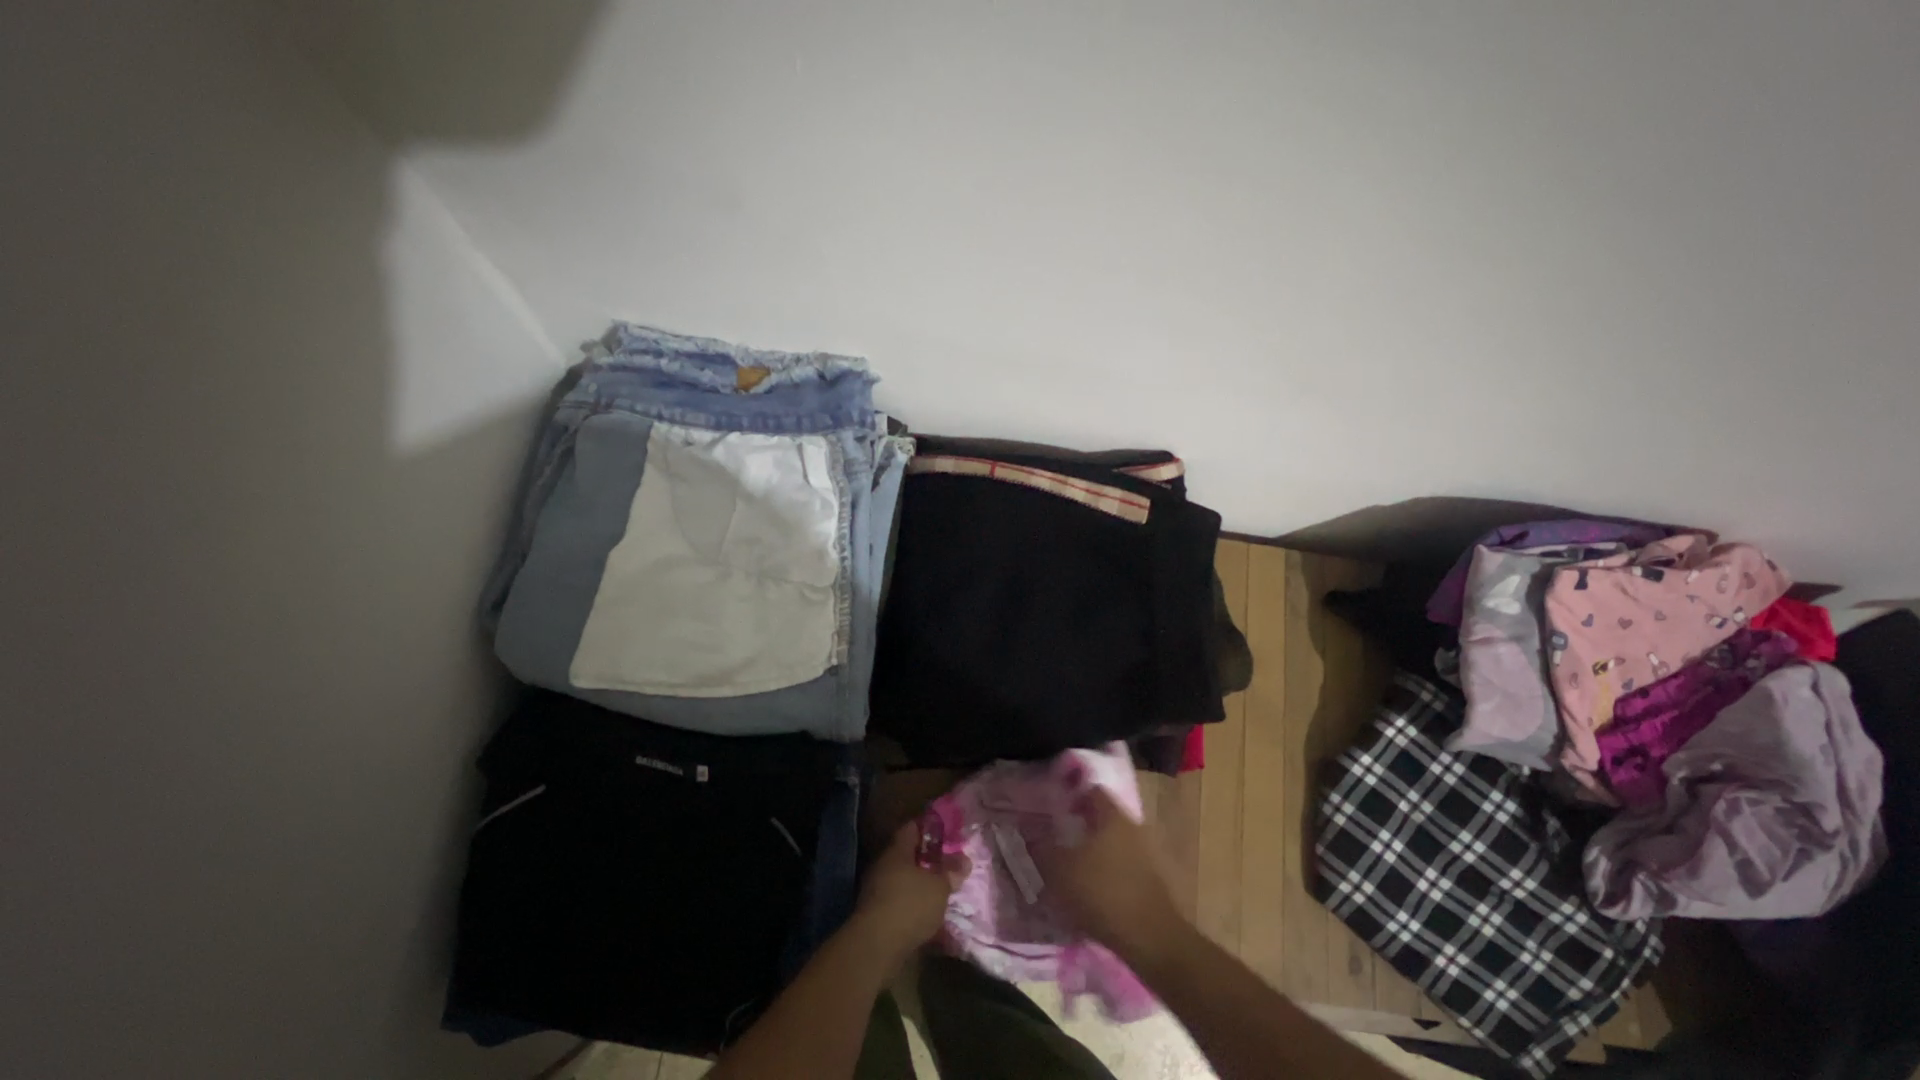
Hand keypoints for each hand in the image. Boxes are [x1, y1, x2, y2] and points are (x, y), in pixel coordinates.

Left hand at [848, 822, 969, 965]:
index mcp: (896, 852)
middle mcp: (883, 866)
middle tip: (948, 864)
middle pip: (906, 855)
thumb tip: (964, 859)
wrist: (876, 946)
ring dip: (919, 884)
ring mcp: (876, 890)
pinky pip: (898, 901)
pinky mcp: (875, 914)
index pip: (911, 829)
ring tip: (941, 890)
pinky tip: (928, 913)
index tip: (946, 833)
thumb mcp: (939, 887)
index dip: (928, 828)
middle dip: (926, 860)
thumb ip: (951, 872)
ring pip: (902, 880)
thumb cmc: (910, 905)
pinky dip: (912, 904)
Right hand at [1042, 788, 1186, 965]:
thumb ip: (1041, 847)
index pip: (1092, 791)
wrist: (1150, 939)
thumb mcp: (1059, 871)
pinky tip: (1091, 890)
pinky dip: (1107, 872)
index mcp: (1113, 817)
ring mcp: (1147, 855)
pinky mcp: (1152, 881)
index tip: (1053, 809)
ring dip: (1094, 851)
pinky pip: (1123, 866)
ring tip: (1070, 868)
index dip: (1072, 796)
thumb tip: (1025, 827)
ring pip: (1113, 844)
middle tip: (1057, 839)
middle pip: (1104, 818)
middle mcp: (1134, 828)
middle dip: (1081, 826)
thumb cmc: (1101, 893)